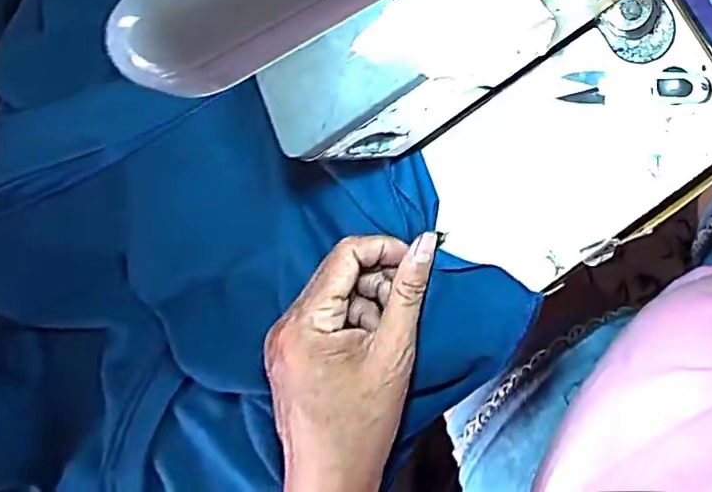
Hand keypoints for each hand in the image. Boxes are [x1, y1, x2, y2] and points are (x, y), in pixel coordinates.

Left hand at [265, 232, 437, 491]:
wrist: (332, 482)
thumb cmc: (359, 427)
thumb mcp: (394, 348)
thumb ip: (409, 288)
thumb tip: (425, 244)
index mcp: (304, 323)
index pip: (347, 253)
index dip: (385, 249)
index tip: (413, 262)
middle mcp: (287, 326)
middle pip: (342, 271)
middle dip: (379, 281)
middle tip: (401, 307)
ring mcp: (286, 340)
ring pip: (339, 291)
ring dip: (370, 301)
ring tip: (386, 335)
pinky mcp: (293, 352)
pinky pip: (331, 313)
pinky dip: (357, 318)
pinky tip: (371, 345)